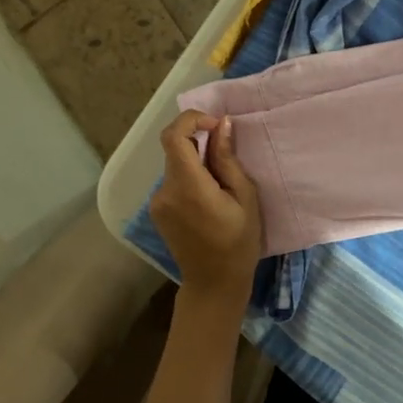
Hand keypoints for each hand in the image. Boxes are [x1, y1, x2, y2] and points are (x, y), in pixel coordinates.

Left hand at [152, 110, 262, 298]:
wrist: (214, 283)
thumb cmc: (238, 243)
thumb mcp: (245, 197)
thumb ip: (228, 159)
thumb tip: (221, 124)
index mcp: (188, 186)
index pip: (174, 136)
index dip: (192, 120)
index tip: (215, 126)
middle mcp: (165, 190)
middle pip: (174, 148)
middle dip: (199, 143)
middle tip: (226, 159)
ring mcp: (157, 202)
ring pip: (174, 165)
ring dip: (195, 162)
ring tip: (221, 185)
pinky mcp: (157, 210)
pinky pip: (172, 182)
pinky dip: (189, 178)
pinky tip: (208, 199)